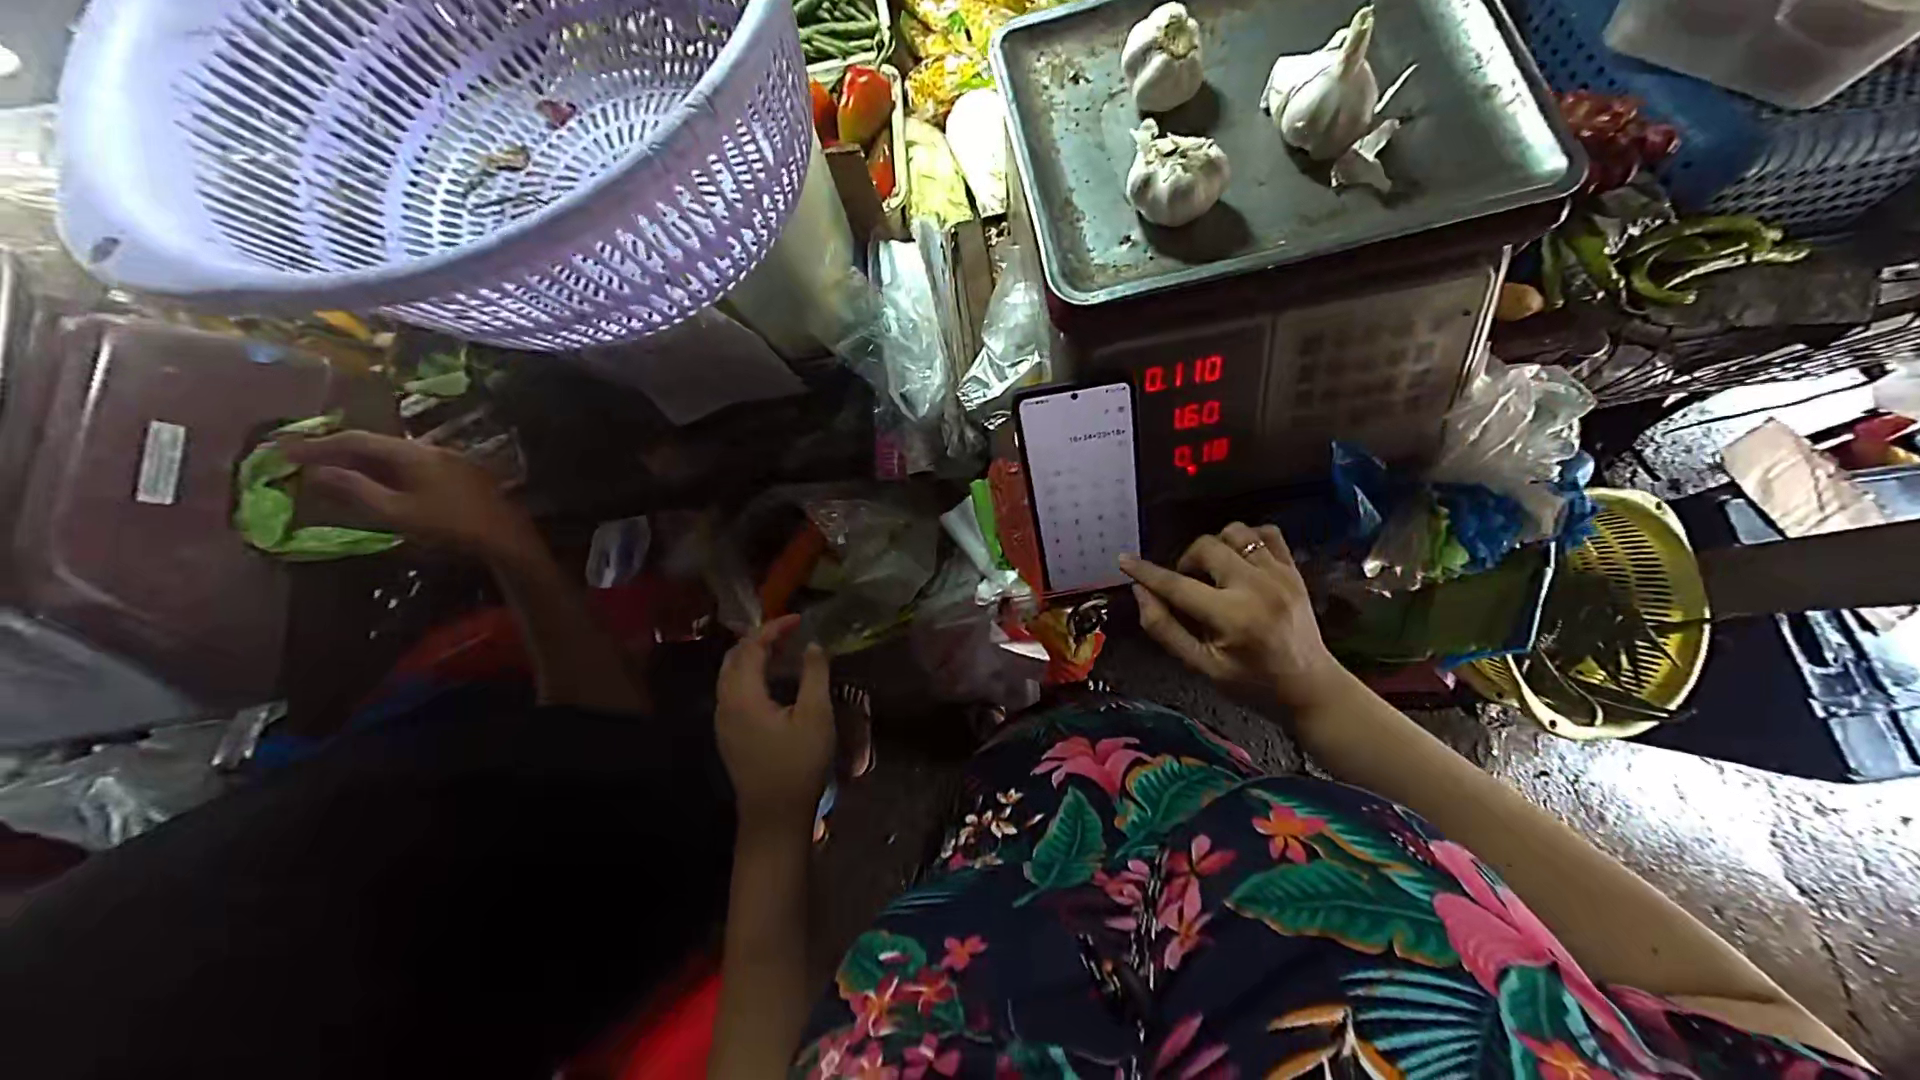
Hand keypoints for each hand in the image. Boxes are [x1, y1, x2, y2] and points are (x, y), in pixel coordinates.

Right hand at [279, 431, 537, 561]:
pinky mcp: (458, 474)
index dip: (317, 446)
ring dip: (361, 463)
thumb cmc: (450, 525)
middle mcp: (431, 449)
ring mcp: (448, 460)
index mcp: (414, 453)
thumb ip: (356, 489)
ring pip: (394, 455)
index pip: (356, 440)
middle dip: (337, 452)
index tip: (284, 454)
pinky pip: (412, 466)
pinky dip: (385, 472)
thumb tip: (317, 472)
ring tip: (332, 475)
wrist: (505, 536)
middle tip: (302, 463)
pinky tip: (375, 486)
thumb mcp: (396, 512)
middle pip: (375, 444)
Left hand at [715, 615, 835, 831]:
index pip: (751, 648)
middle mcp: (724, 704)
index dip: (774, 629)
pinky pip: (732, 691)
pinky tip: (772, 680)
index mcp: (742, 696)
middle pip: (733, 658)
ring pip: (730, 675)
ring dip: (752, 656)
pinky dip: (749, 674)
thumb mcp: (815, 716)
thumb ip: (814, 675)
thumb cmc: (798, 764)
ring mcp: (722, 721)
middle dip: (759, 638)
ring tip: (782, 651)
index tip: (799, 619)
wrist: (774, 817)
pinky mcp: (728, 735)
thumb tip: (812, 645)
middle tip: (789, 632)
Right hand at [1120, 522, 1346, 708]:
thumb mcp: (1201, 667)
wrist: (1311, 688)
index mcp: (1233, 617)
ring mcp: (1280, 575)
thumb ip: (1165, 629)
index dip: (1146, 572)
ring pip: (1235, 532)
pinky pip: (1266, 533)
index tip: (1125, 561)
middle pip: (1205, 547)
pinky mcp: (1293, 570)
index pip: (1177, 585)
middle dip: (1185, 562)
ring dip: (1215, 547)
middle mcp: (1257, 588)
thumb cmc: (1252, 684)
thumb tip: (1140, 593)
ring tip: (1213, 573)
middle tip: (1187, 586)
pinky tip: (1239, 561)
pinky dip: (1246, 540)